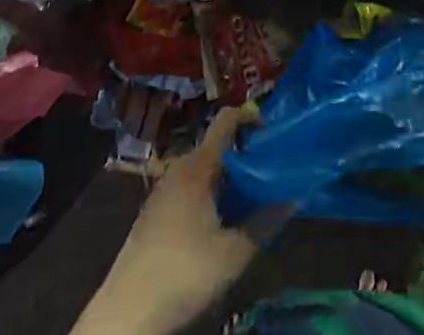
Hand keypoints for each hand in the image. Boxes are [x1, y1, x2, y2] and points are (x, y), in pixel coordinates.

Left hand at [71, 107, 267, 334]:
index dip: (250, 117)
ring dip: (232, 178)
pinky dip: (215, 193)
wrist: (128, 308)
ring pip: (206, 170)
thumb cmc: (184, 272)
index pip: (225, 122)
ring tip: (258, 197)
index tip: (275, 130)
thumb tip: (295, 197)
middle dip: (247, 156)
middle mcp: (179, 168)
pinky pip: (194, 187)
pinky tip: (228, 220)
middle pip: (218, 148)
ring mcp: (165, 188)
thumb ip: (265, 221)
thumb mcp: (234, 252)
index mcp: (197, 166)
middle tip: (275, 172)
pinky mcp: (158, 210)